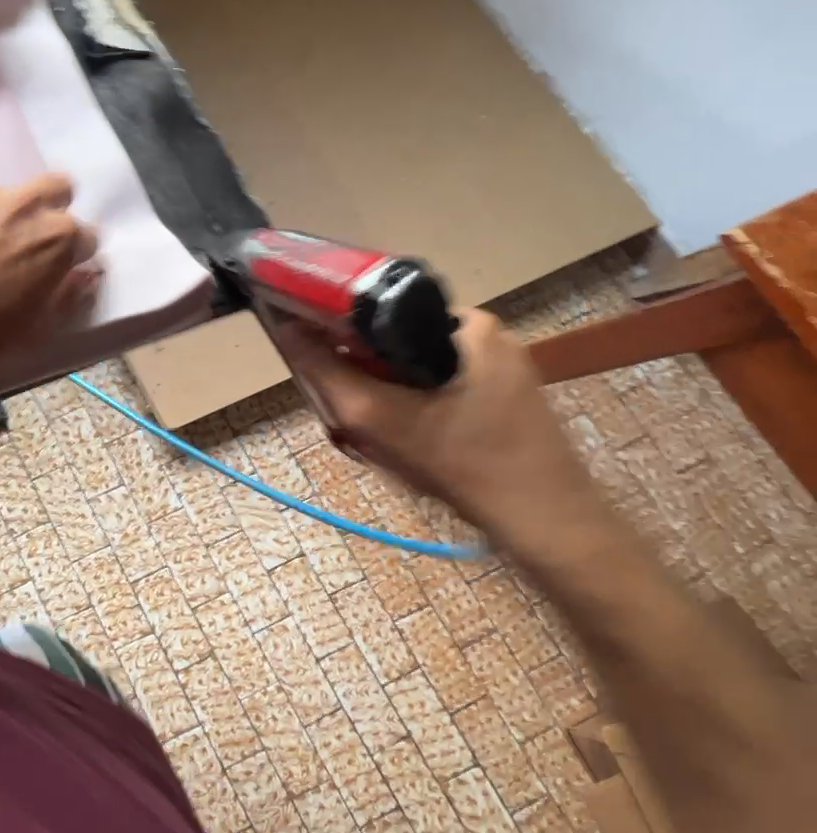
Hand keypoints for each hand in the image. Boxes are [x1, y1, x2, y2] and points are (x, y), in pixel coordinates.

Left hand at [0, 175, 99, 375]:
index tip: (62, 268)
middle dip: (53, 210)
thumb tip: (85, 274)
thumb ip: (70, 294)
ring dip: (11, 212)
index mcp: (58, 236)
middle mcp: (25, 205)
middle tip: (34, 242)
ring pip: (12, 192)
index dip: (75, 253)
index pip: (87, 234)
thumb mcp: (37, 326)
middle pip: (57, 188)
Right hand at [278, 309, 602, 542]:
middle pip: (397, 341)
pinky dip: (416, 409)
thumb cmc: (462, 462)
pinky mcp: (509, 399)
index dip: (343, 334)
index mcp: (468, 325)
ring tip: (380, 433)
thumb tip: (286, 329)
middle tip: (354, 412)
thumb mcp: (377, 416)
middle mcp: (490, 337)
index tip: (327, 367)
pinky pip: (440, 389)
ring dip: (388, 396)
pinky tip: (410, 441)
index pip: (382, 309)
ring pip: (416, 369)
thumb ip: (326, 370)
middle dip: (367, 374)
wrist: (546, 523)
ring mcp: (505, 369)